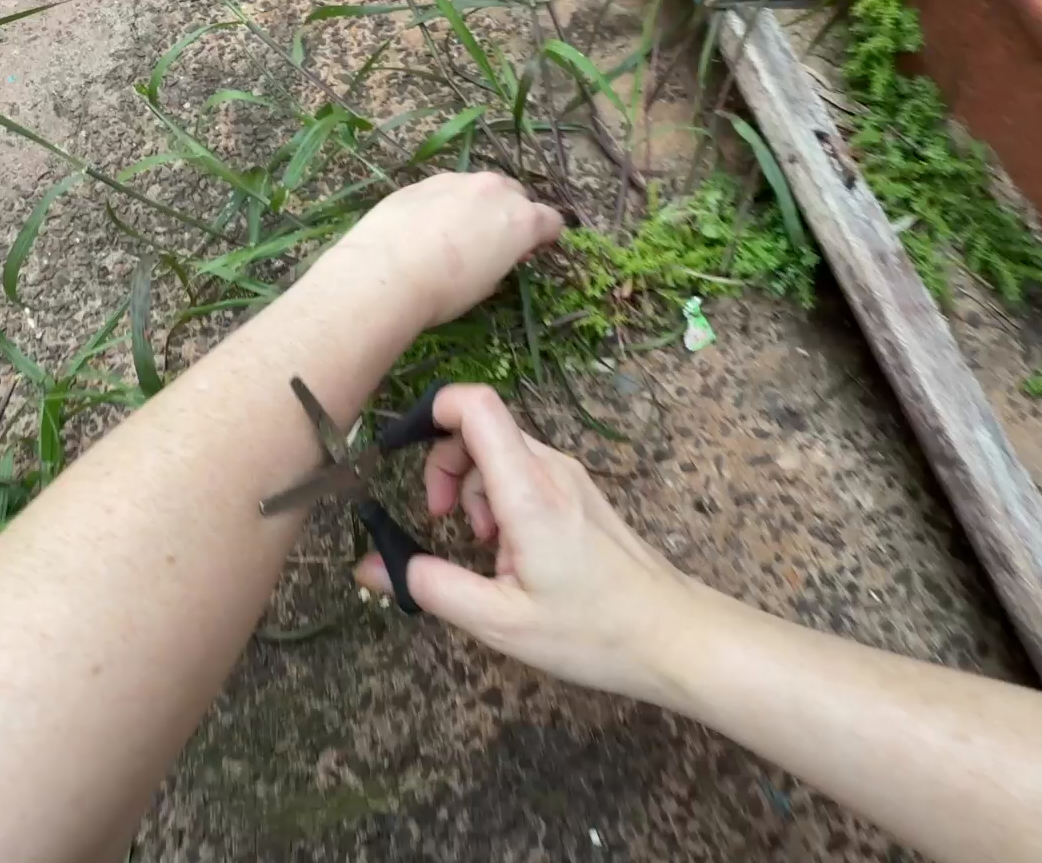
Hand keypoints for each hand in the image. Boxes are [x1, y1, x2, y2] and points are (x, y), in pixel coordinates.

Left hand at [314, 172, 563, 326]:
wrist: (385, 273)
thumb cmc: (444, 292)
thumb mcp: (486, 285)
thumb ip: (501, 262)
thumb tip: (498, 257)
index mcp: (520, 219)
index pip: (551, 220)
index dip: (544, 238)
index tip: (530, 252)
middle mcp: (493, 190)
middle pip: (516, 195)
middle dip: (512, 215)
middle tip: (494, 243)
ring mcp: (456, 181)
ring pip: (479, 187)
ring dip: (478, 205)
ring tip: (458, 234)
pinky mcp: (422, 182)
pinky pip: (446, 190)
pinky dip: (446, 204)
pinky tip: (426, 228)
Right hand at [354, 385, 701, 706]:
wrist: (672, 634)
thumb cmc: (592, 632)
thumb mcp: (501, 622)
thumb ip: (432, 587)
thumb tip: (369, 568)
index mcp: (529, 492)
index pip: (478, 406)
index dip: (432, 410)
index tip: (402, 454)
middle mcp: (550, 468)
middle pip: (481, 427)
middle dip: (445, 467)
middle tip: (440, 519)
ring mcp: (568, 475)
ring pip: (499, 450)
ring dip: (473, 488)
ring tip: (485, 546)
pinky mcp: (576, 489)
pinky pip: (523, 470)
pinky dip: (499, 497)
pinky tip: (510, 548)